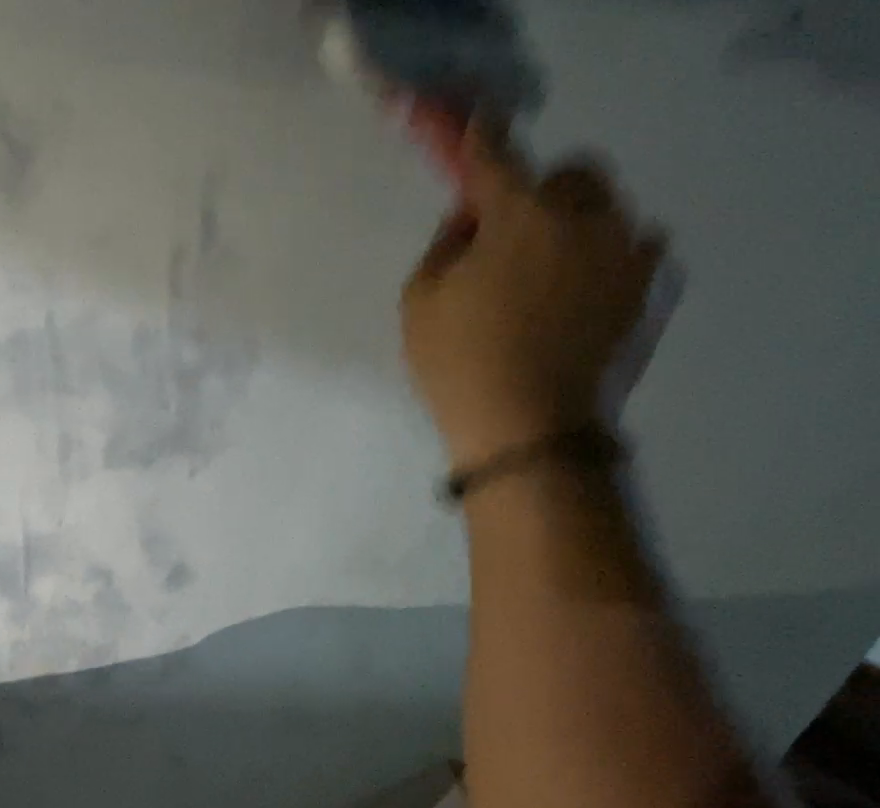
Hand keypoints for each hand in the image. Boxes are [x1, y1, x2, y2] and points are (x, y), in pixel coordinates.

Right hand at [402, 125, 667, 468]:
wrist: (526, 424)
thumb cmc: (457, 360)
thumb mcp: (420, 300)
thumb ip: (445, 246)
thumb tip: (471, 220)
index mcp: (522, 218)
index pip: (497, 162)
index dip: (480, 142)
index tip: (474, 124)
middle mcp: (587, 219)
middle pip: (573, 175)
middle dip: (540, 194)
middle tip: (506, 235)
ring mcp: (626, 253)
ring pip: (604, 211)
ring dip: (571, 226)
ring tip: (539, 275)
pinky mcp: (645, 287)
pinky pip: (630, 250)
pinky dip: (601, 259)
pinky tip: (573, 296)